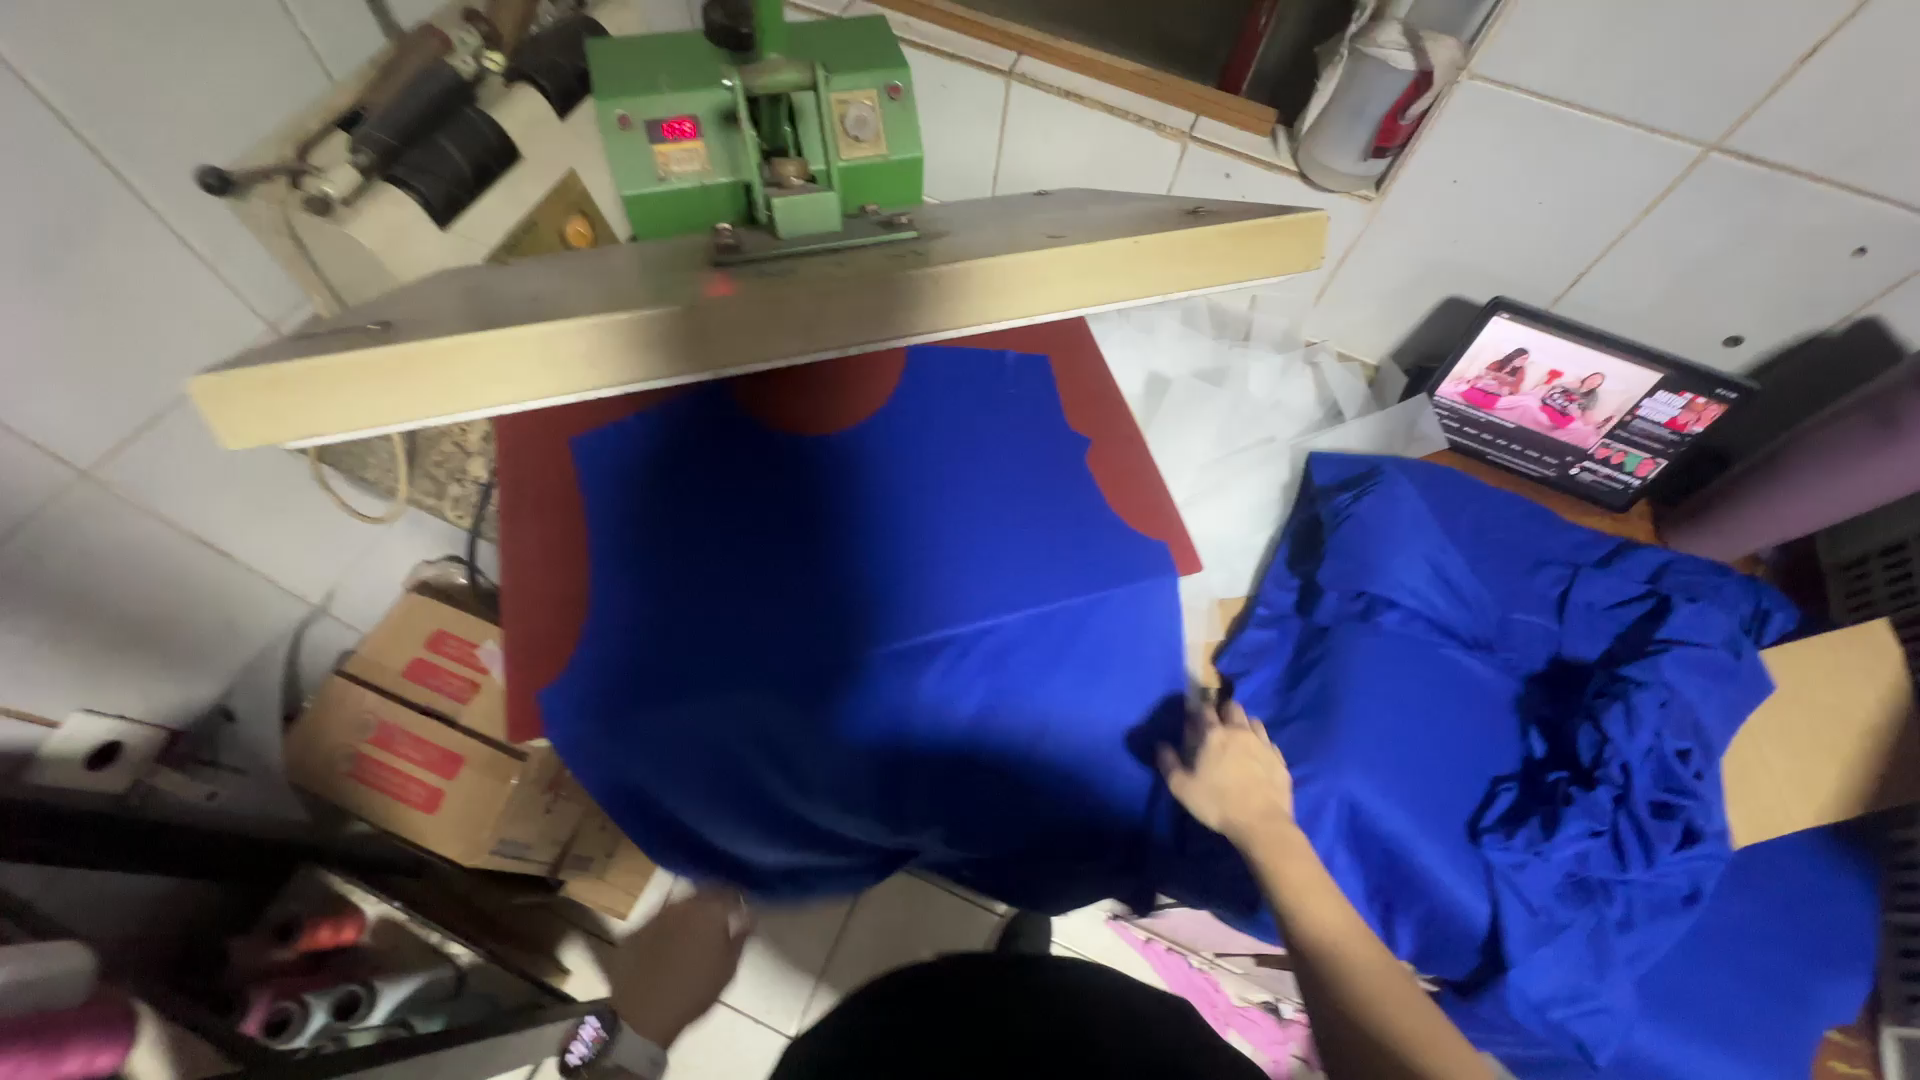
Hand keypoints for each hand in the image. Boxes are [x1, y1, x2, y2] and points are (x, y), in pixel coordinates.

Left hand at [606, 890, 752, 1048]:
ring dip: (690, 913)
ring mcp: (657, 915)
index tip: (743, 909)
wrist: (641, 1016)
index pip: (731, 892)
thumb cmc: (693, 992)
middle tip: (720, 919)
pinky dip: (668, 927)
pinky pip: (659, 921)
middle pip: (704, 893)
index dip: (739, 899)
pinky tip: (669, 944)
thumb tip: (748, 918)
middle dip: (714, 903)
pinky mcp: (636, 930)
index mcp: (711, 910)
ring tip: (694, 932)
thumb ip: (740, 938)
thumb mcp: (727, 969)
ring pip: (680, 905)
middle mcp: (684, 904)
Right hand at [1157, 700, 1294, 847]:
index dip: (1198, 709)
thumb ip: (1168, 763)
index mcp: (1214, 734)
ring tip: (1239, 738)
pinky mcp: (1279, 759)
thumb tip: (1161, 746)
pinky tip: (1257, 757)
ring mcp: (1263, 744)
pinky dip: (1261, 744)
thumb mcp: (1182, 788)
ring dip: (1244, 724)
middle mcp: (1240, 732)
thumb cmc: (1217, 803)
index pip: (1205, 709)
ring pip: (1254, 721)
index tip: (1194, 715)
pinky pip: (1269, 742)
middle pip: (1233, 707)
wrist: (1262, 823)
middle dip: (1224, 711)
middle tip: (1217, 725)